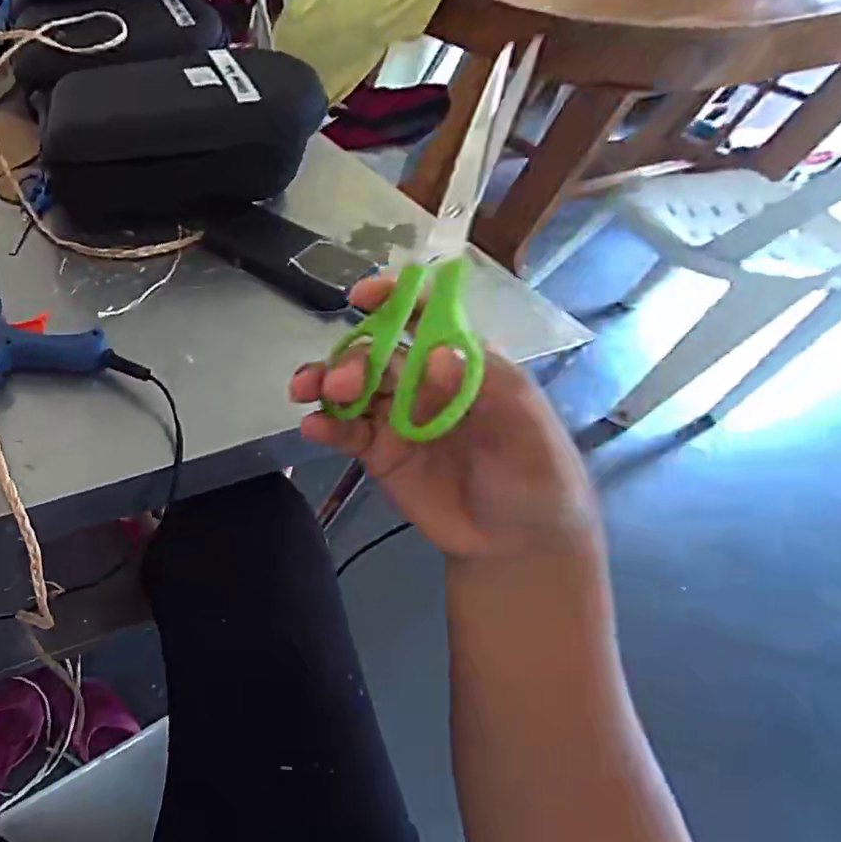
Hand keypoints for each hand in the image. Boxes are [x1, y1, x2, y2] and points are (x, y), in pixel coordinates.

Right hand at [289, 275, 599, 562]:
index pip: (425, 318)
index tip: (362, 296)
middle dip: (351, 359)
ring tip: (304, 392)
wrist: (516, 545)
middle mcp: (422, 382)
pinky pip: (343, 430)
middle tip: (338, 385)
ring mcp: (394, 416)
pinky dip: (324, 425)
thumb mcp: (525, 431)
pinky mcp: (376, 451)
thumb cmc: (536, 477)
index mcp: (460, 364)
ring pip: (350, 387)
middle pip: (376, 354)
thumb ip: (482, 391)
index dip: (394, 300)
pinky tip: (312, 428)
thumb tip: (434, 354)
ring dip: (323, 382)